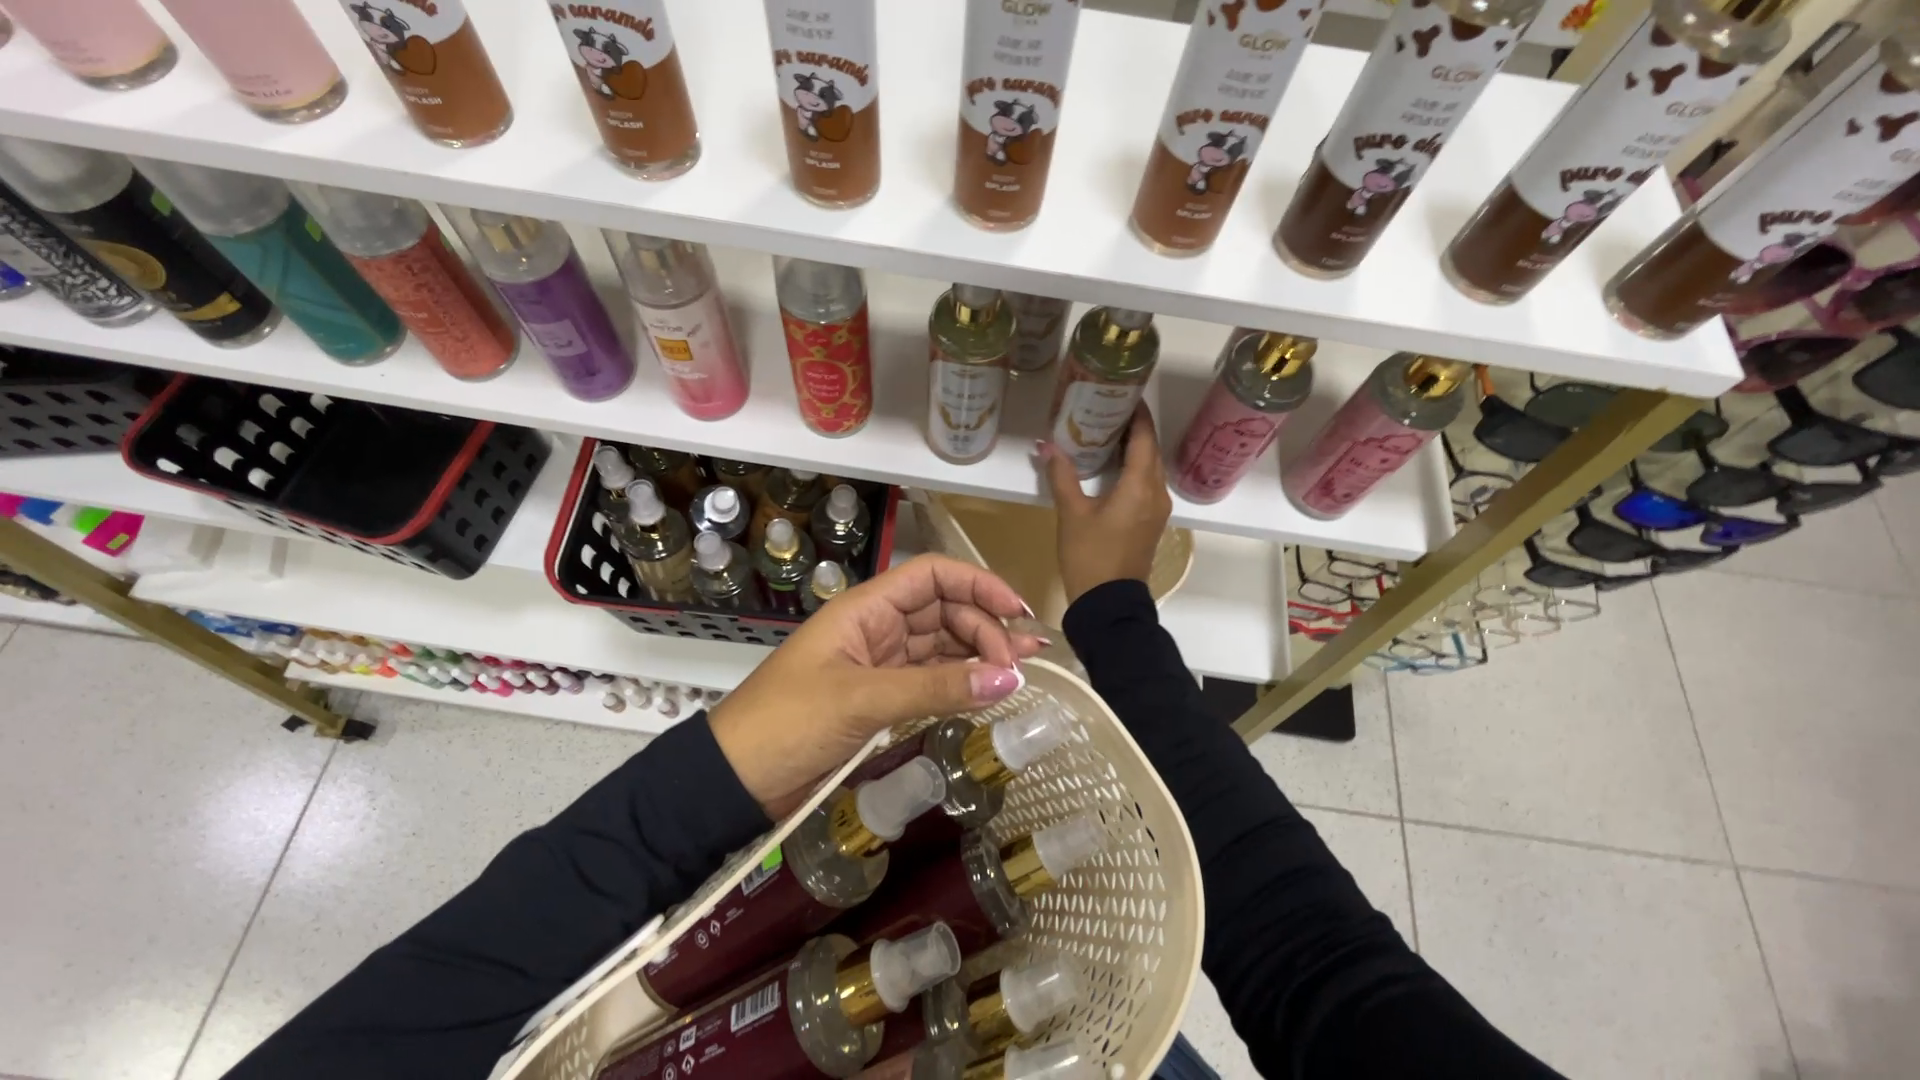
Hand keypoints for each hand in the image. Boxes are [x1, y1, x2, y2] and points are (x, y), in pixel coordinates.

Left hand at [708, 554, 1045, 816]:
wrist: (736, 779)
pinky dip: (961, 684)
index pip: (933, 577)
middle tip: (1020, 666)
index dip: (978, 585)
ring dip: (981, 655)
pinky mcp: (882, 700)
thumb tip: (1009, 680)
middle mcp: (877, 629)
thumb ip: (936, 688)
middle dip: (986, 628)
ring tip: (1022, 673)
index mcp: (865, 609)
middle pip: (945, 611)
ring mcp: (881, 665)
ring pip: (943, 647)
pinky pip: (932, 681)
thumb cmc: (788, 722)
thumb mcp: (863, 699)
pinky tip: (990, 691)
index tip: (1017, 612)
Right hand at [1039, 404, 1172, 604]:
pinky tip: (1111, 466)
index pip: (1144, 437)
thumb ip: (1062, 476)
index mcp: (1140, 486)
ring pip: (1149, 468)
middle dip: (1134, 428)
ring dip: (1134, 449)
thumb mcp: (1071, 513)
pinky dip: (1133, 469)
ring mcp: (1157, 510)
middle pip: (1150, 450)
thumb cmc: (1090, 556)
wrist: (1108, 605)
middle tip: (1108, 408)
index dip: (1137, 413)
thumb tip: (1046, 446)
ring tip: (1106, 431)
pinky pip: (1146, 485)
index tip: (1123, 393)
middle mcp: (1156, 493)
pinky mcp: (1151, 523)